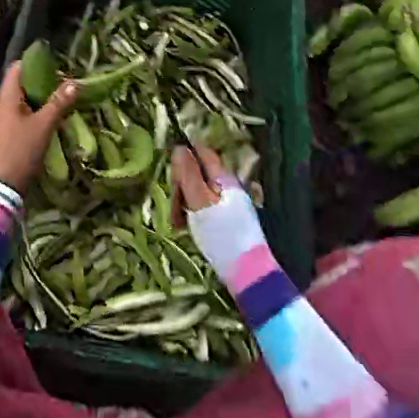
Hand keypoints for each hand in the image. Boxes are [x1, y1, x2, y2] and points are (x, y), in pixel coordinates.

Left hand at [0, 61, 76, 194]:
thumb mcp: (43, 125)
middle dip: (43, 81)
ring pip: (23, 100)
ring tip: (63, 99)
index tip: (57, 64)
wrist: (1, 186)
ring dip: (41, 98)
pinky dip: (36, 111)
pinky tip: (52, 118)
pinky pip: (22, 114)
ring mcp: (2, 120)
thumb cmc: (20, 150)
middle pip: (21, 83)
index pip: (18, 67)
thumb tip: (74, 83)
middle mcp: (1, 104)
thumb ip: (58, 103)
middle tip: (65, 84)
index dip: (36, 62)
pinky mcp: (6, 133)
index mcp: (6, 97)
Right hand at [173, 144, 264, 270]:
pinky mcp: (230, 217)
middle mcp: (228, 184)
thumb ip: (188, 174)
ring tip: (177, 222)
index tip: (171, 178)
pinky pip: (206, 205)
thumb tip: (179, 147)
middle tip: (174, 208)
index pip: (201, 152)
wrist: (247, 270)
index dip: (183, 159)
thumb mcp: (198, 201)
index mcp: (222, 176)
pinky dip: (194, 212)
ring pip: (200, 190)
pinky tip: (188, 227)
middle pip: (198, 172)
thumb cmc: (221, 233)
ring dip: (184, 201)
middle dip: (181, 185)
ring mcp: (230, 201)